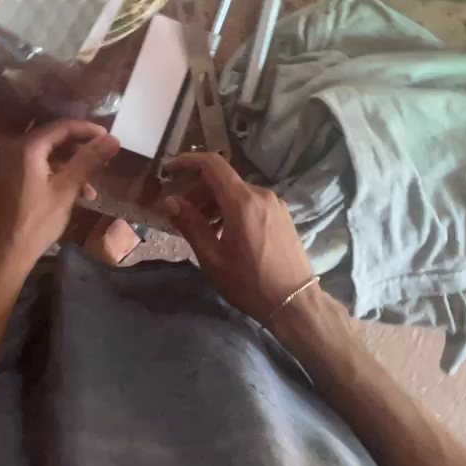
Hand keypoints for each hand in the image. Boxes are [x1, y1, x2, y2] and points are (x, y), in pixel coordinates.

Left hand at [0, 119, 119, 269]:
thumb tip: (112, 138)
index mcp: (27, 149)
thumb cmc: (36, 222)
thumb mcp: (66, 190)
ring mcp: (8, 166)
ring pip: (45, 156)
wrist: (3, 255)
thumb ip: (88, 161)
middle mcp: (13, 150)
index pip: (61, 127)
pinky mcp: (7, 180)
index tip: (108, 136)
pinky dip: (55, 175)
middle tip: (102, 157)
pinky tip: (72, 194)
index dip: (87, 129)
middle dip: (79, 149)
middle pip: (52, 139)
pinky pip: (35, 168)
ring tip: (90, 188)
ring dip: (69, 166)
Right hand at [163, 153, 316, 323]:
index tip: (169, 170)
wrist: (295, 303)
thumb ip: (190, 225)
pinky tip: (226, 233)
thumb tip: (170, 200)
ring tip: (204, 230)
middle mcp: (261, 195)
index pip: (212, 164)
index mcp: (242, 202)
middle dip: (198, 191)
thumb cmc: (250, 283)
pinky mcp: (282, 215)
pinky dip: (232, 209)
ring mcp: (275, 204)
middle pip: (222, 179)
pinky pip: (250, 202)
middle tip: (183, 216)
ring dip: (215, 202)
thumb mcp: (213, 258)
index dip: (187, 161)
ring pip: (236, 191)